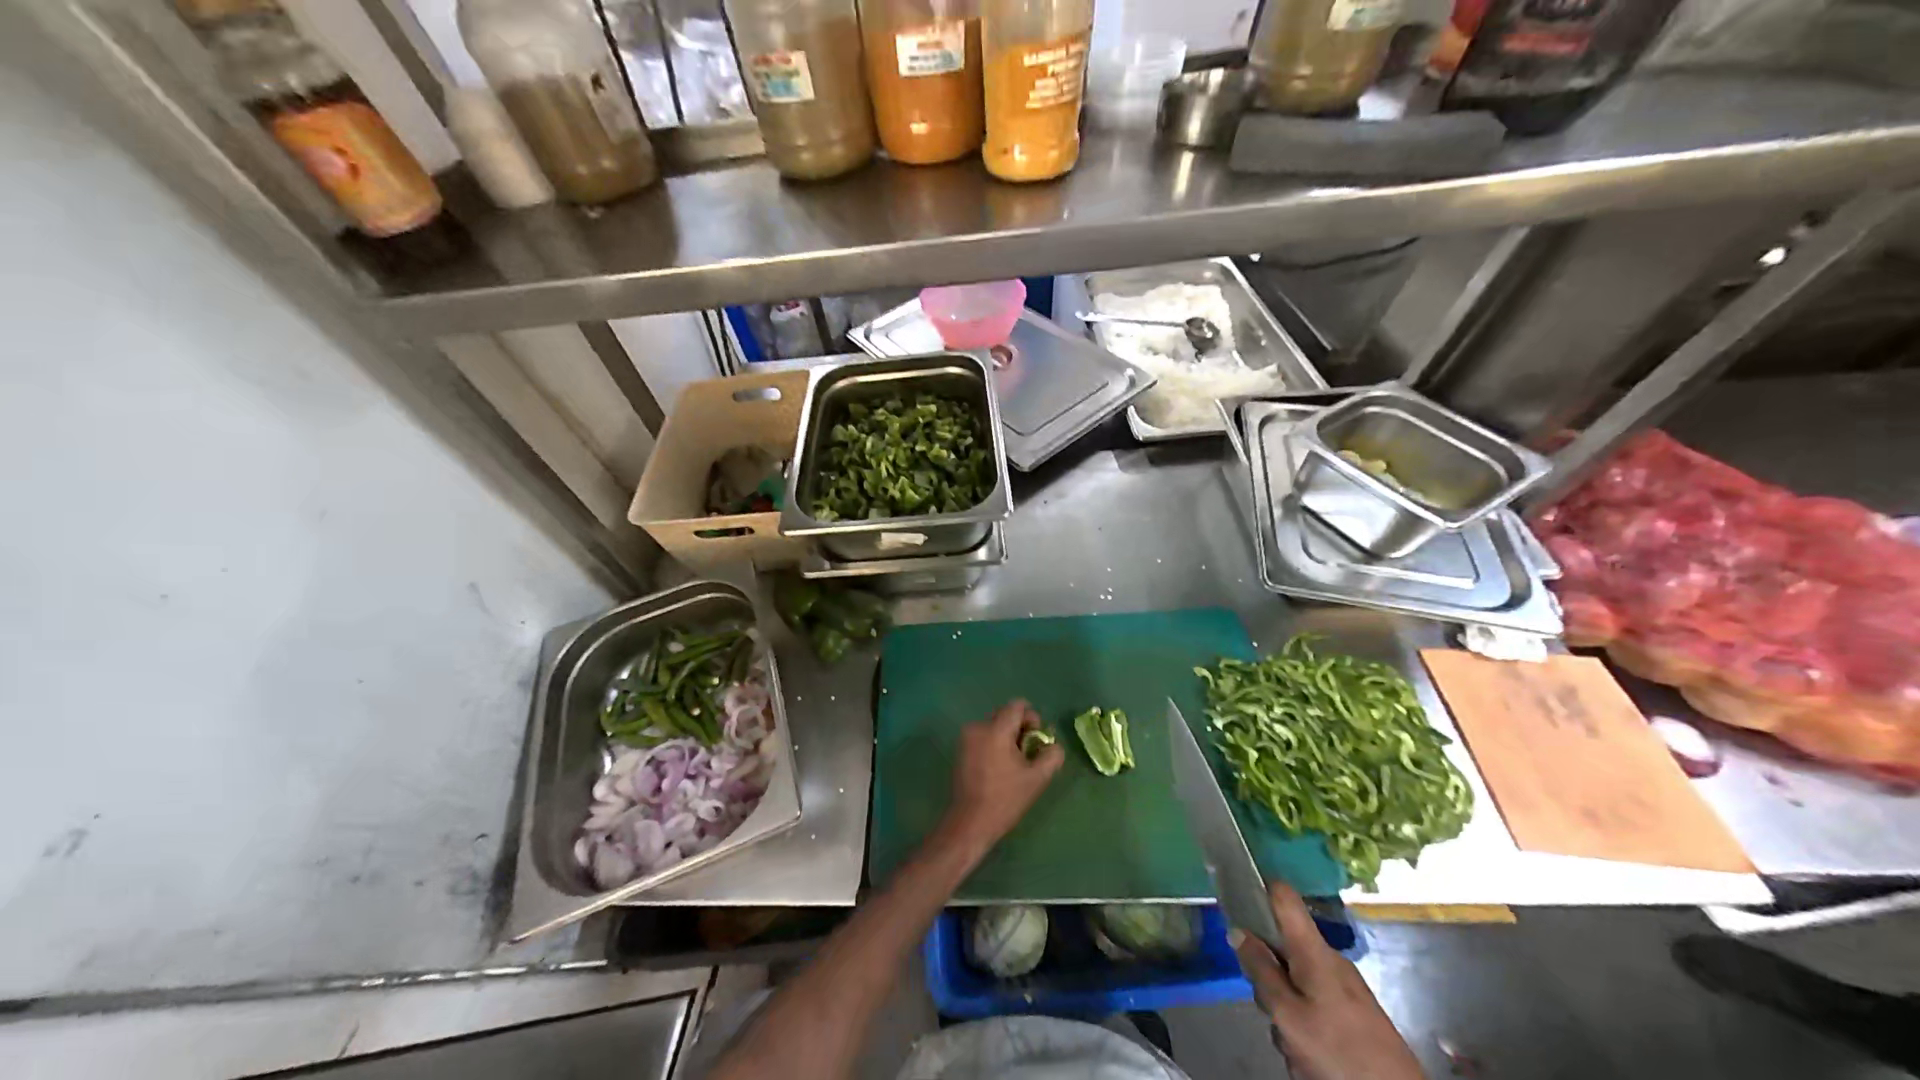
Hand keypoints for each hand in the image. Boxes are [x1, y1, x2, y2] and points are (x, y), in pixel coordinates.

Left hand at [940, 699, 1063, 857]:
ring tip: (1013, 765)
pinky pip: (982, 737)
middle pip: (1005, 714)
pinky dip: (993, 745)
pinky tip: (998, 769)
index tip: (1036, 740)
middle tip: (1027, 754)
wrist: (970, 822)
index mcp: (995, 730)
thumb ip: (1052, 755)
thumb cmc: (1005, 799)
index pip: (1017, 705)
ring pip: (993, 727)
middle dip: (1019, 729)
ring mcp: (965, 739)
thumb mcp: (1037, 778)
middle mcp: (977, 727)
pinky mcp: (960, 750)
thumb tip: (1052, 744)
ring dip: (1006, 738)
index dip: (1032, 718)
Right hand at [1230, 883, 1424, 1079]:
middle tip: (1269, 1009)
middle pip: (1283, 947)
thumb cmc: (1338, 1051)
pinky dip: (1303, 1023)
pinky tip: (1309, 1055)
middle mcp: (1330, 960)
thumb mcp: (1287, 1014)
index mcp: (1314, 951)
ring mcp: (1344, 987)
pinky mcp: (1353, 1012)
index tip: (1235, 902)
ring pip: (1295, 981)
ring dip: (1284, 1008)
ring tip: (1293, 1044)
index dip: (1259, 889)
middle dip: (1267, 975)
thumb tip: (1238, 930)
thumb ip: (1261, 971)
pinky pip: (1313, 1003)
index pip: (1284, 897)